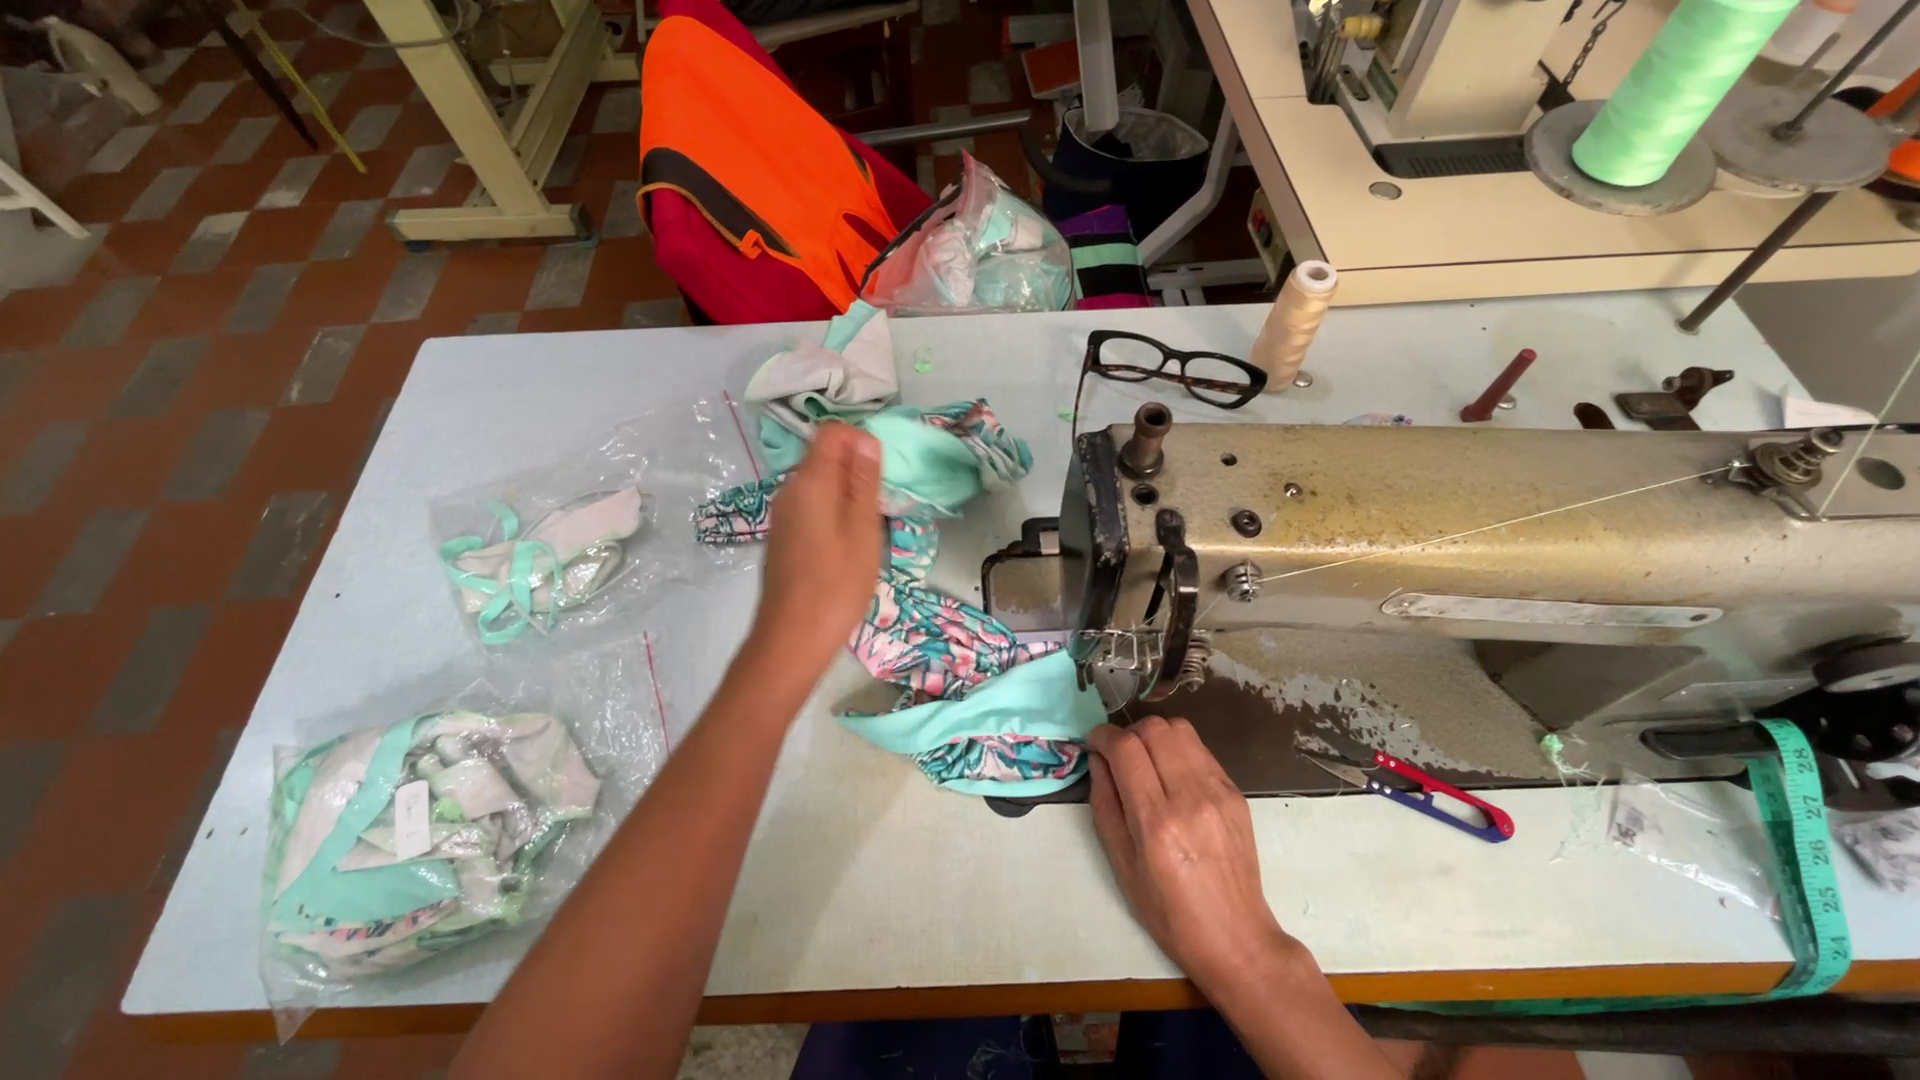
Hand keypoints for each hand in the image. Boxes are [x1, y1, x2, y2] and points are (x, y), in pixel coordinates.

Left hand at [748, 422, 884, 678]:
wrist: (792, 637)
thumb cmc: (836, 584)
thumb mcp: (862, 529)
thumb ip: (864, 482)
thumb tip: (866, 440)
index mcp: (809, 481)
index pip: (832, 432)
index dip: (861, 441)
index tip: (883, 473)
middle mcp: (789, 490)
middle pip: (824, 458)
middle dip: (856, 471)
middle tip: (881, 506)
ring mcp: (782, 514)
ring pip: (819, 485)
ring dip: (846, 495)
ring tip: (868, 530)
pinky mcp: (783, 537)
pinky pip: (811, 508)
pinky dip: (832, 514)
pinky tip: (847, 547)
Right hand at [1087, 718, 1301, 996]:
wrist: (1234, 935)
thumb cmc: (1168, 911)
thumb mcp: (1121, 864)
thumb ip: (1105, 804)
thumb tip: (1098, 760)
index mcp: (1156, 822)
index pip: (1126, 749)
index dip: (1103, 736)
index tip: (1093, 744)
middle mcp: (1190, 798)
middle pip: (1155, 729)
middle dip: (1128, 733)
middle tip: (1118, 755)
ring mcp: (1218, 792)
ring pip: (1180, 729)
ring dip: (1154, 736)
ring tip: (1145, 760)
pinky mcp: (1235, 793)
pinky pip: (1200, 750)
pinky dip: (1178, 750)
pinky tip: (1171, 775)